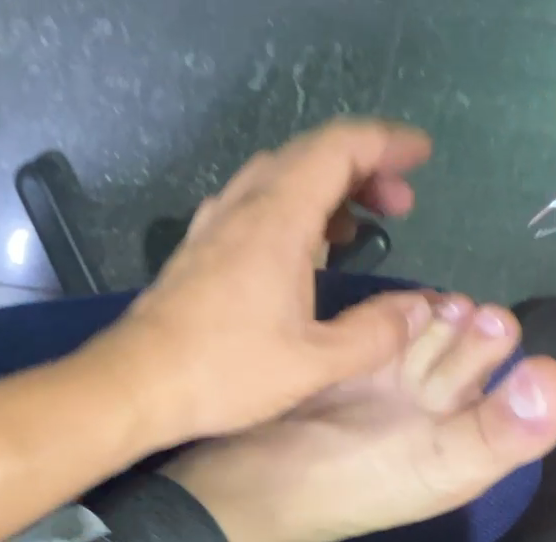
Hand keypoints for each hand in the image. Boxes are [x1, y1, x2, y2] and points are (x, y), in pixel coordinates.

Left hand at [91, 119, 441, 442]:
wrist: (135, 384)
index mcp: (278, 218)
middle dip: (361, 167)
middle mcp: (243, 207)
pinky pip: (250, 206)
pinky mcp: (194, 252)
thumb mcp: (312, 364)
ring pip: (276, 178)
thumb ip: (373, 335)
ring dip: (322, 188)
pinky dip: (286, 209)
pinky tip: (295, 254)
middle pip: (309, 155)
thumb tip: (418, 310)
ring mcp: (212, 227)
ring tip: (353, 228)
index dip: (387, 143)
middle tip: (397, 204)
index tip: (421, 158)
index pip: (340, 147)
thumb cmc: (223, 372)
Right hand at [164, 294, 555, 541]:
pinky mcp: (352, 361)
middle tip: (444, 329)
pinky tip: (381, 317)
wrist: (250, 490)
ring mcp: (393, 380)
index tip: (484, 337)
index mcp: (468, 440)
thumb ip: (500, 432)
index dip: (507, 356)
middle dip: (465, 330)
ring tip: (408, 323)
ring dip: (427, 317)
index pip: (517, 383)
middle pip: (474, 344)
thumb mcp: (433, 471)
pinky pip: (386, 324)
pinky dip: (391, 314)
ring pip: (432, 327)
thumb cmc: (345, 487)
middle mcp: (438, 409)